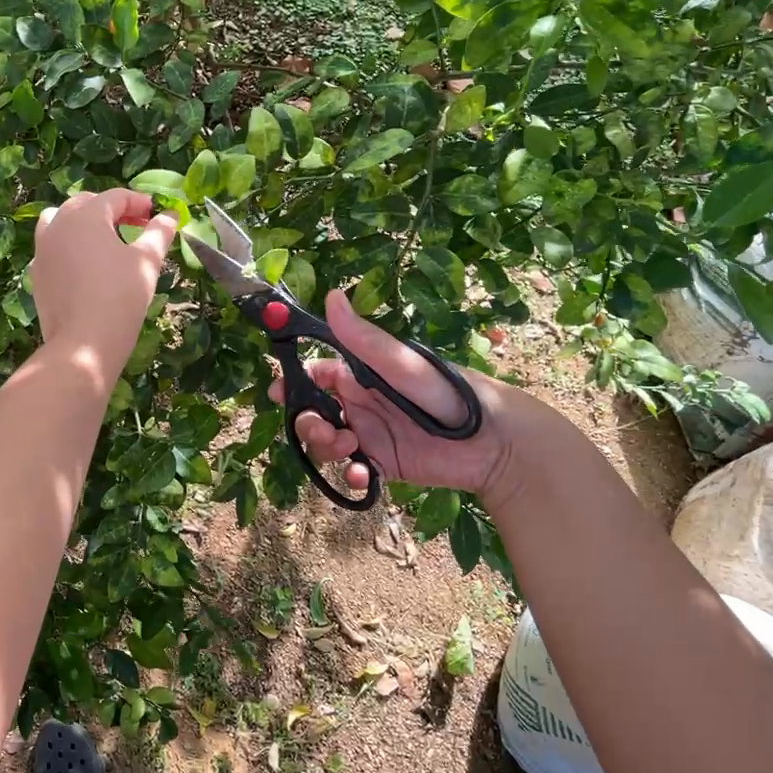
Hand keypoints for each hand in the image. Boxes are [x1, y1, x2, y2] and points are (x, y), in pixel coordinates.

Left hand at [29, 189, 177, 369]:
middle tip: (136, 226)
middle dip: (112, 211)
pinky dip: (68, 246)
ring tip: (105, 241)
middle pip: (86, 204)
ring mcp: (42, 248)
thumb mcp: (147, 261)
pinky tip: (84, 265)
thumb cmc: (121, 296)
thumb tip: (170, 215)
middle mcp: (58, 223)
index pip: (116, 197)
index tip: (157, 215)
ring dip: (83, 223)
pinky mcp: (36, 271)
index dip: (140, 202)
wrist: (83, 343)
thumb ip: (159, 233)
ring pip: (61, 220)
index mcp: (86, 214)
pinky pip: (52, 247)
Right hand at [269, 289, 566, 501]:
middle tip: (324, 432)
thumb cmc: (449, 392)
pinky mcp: (382, 464)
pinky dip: (350, 475)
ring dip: (326, 449)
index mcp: (359, 375)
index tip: (276, 393)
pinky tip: (362, 476)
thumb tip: (331, 296)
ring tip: (350, 452)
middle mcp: (358, 404)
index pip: (314, 375)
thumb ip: (363, 338)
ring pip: (326, 442)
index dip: (291, 383)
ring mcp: (369, 435)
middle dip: (307, 424)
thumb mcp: (402, 364)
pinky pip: (352, 470)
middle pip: (312, 412)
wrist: (496, 443)